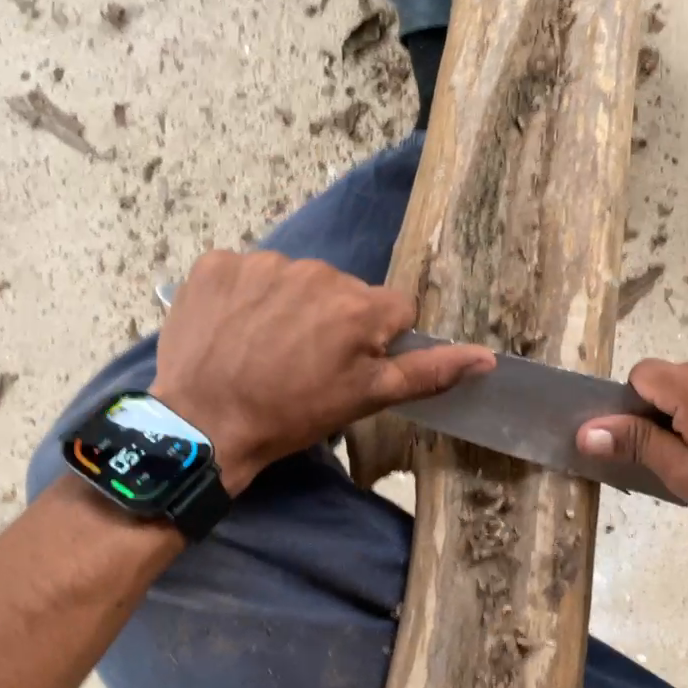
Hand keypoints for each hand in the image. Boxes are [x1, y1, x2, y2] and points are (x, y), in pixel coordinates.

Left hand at [151, 250, 494, 491]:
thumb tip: (486, 357)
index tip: (348, 365)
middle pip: (343, 290)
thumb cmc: (292, 414)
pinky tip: (233, 327)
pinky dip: (244, 294)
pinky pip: (246, 271)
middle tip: (303, 361)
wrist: (201, 425)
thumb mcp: (366, 399)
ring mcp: (261, 262)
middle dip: (333, 319)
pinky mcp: (215, 264)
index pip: (392, 308)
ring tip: (265, 346)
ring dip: (289, 304)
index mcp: (359, 305)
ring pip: (296, 278)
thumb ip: (428, 371)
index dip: (376, 339)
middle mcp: (316, 271)